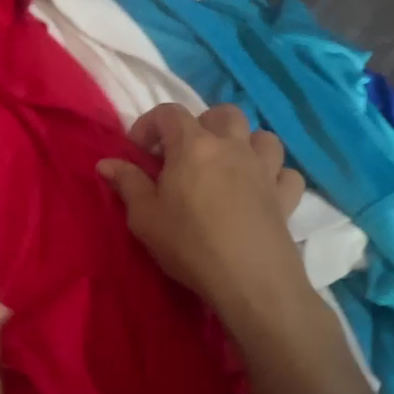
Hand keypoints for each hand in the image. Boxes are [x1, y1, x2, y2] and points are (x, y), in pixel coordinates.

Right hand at [97, 104, 308, 320]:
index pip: (169, 112)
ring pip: (262, 136)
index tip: (138, 153)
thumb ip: (127, 183)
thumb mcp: (144, 216)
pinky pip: (286, 172)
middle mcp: (232, 147)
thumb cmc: (189, 243)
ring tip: (226, 165)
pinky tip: (260, 189)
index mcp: (193, 145)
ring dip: (244, 143)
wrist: (251, 281)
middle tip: (183, 154)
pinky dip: (273, 175)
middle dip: (201, 124)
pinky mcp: (286, 197)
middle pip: (223, 113)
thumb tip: (107, 163)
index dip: (149, 124)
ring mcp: (264, 170)